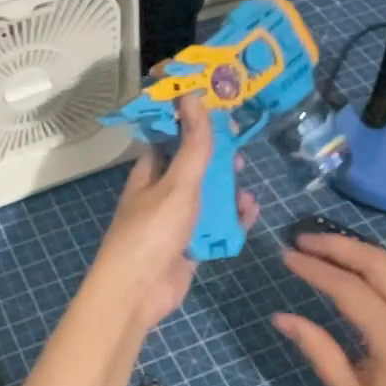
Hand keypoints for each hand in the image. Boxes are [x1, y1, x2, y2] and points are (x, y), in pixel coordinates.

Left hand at [91, 93, 257, 332]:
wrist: (138, 291)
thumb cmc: (152, 231)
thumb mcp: (177, 183)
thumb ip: (193, 144)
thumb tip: (193, 94)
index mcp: (150, 173)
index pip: (172, 138)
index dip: (196, 124)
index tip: (224, 116)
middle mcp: (162, 194)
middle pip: (196, 170)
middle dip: (220, 164)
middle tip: (242, 159)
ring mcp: (176, 223)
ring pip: (209, 200)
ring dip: (230, 196)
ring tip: (247, 195)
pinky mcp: (189, 248)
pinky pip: (215, 229)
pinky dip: (232, 223)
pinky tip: (248, 217)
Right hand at [274, 233, 385, 385]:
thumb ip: (318, 350)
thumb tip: (283, 318)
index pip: (349, 288)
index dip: (315, 269)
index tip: (286, 257)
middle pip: (376, 262)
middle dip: (337, 246)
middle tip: (301, 239)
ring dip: (354, 252)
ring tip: (319, 248)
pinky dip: (371, 268)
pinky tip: (349, 270)